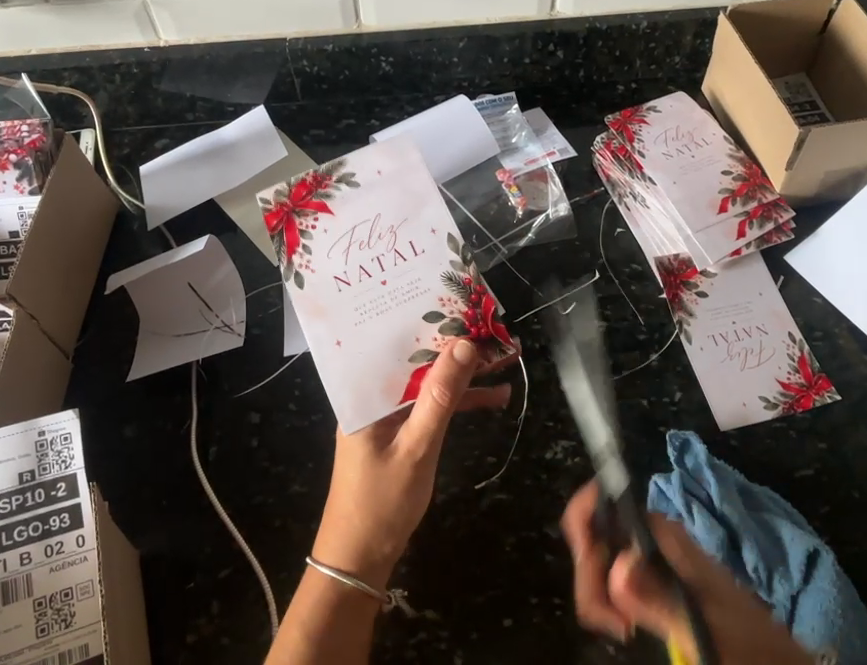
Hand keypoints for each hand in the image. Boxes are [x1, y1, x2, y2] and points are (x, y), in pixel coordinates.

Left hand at [310, 339, 510, 586]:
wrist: (358, 559)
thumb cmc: (380, 503)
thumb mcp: (417, 447)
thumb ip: (440, 396)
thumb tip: (463, 345)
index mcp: (365, 391)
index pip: (399, 343)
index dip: (434, 322)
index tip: (469, 307)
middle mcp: (374, 394)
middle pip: (419, 359)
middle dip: (458, 346)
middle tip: (498, 332)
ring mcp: (388, 413)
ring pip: (430, 380)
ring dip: (466, 373)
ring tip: (508, 358)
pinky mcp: (401, 430)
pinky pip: (432, 405)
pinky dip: (460, 401)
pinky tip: (495, 398)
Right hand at [561, 481, 814, 664]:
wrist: (779, 662)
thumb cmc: (748, 643)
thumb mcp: (703, 626)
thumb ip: (660, 598)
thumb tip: (615, 565)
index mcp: (668, 534)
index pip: (610, 498)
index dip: (585, 518)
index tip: (589, 566)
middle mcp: (657, 537)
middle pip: (597, 531)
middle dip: (589, 572)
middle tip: (613, 624)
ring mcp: (656, 559)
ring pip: (602, 556)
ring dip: (595, 589)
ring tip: (621, 629)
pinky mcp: (657, 581)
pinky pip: (615, 577)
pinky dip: (607, 599)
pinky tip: (625, 625)